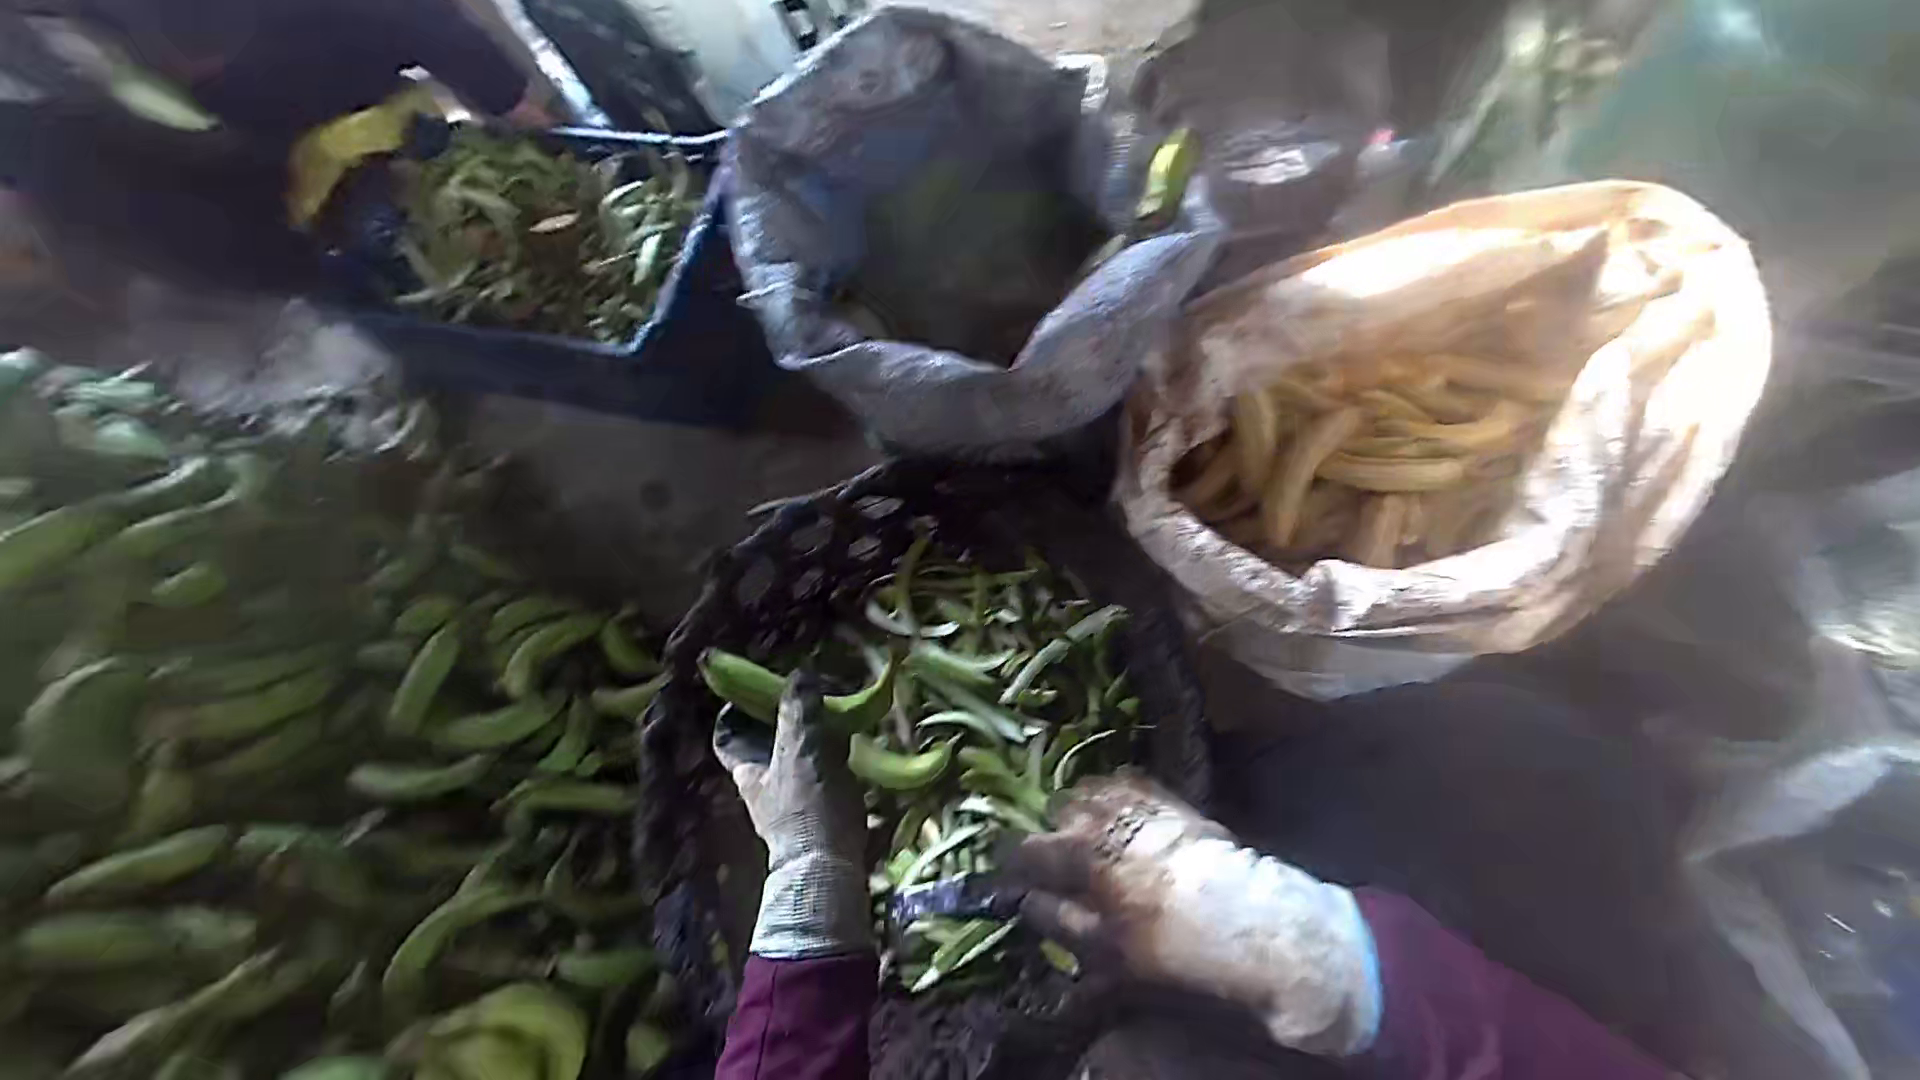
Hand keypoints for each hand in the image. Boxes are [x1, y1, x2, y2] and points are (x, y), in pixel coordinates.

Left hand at [713, 670, 871, 958]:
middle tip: (802, 692)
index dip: (734, 712)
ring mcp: (790, 796)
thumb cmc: (805, 805)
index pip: (728, 736)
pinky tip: (847, 739)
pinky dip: (828, 750)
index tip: (751, 689)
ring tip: (831, 708)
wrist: (828, 864)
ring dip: (808, 732)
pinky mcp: (817, 806)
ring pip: (793, 753)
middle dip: (780, 718)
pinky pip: (819, 767)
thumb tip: (800, 674)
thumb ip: (798, 709)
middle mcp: (763, 783)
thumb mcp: (798, 749)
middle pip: (763, 741)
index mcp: (747, 770)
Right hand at [1006, 775, 1379, 1056]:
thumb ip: (1062, 919)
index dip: (1015, 861)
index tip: (1015, 870)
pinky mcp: (1158, 795)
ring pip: (1084, 794)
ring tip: (1093, 837)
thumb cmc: (1177, 946)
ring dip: (1080, 813)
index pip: (1027, 852)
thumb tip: (1026, 901)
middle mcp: (1102, 823)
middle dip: (1053, 835)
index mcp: (1085, 863)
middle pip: (1054, 816)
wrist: (1250, 920)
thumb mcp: (1112, 951)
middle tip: (1065, 860)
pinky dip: (1110, 795)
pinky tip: (1118, 816)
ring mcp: (1130, 804)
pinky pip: (1118, 783)